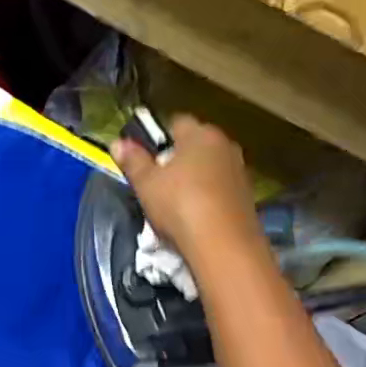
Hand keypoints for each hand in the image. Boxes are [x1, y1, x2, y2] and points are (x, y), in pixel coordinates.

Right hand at [110, 115, 263, 264]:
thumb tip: (117, 143)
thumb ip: (133, 162)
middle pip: (196, 146)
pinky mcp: (247, 196)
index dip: (159, 138)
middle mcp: (224, 144)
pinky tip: (198, 220)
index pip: (176, 123)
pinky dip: (210, 200)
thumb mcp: (146, 185)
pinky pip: (221, 191)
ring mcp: (239, 170)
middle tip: (159, 186)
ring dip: (196, 181)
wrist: (223, 244)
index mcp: (199, 133)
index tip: (147, 160)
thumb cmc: (179, 206)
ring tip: (178, 207)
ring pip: (210, 169)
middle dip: (179, 161)